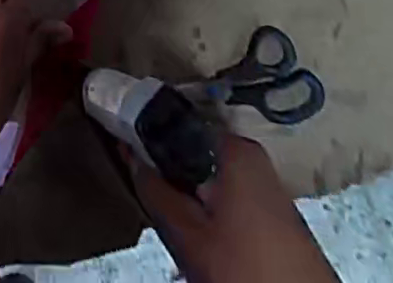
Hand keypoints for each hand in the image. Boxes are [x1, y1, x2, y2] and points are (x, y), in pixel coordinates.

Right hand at [132, 134, 338, 282]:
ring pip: (208, 173)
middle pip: (192, 149)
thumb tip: (129, 152)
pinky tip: (202, 236)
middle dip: (169, 171)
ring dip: (187, 191)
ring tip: (175, 224)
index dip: (146, 135)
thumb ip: (156, 191)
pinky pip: (226, 190)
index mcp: (232, 148)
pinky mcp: (270, 204)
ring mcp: (263, 178)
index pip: (176, 124)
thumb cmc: (244, 269)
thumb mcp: (189, 236)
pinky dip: (207, 204)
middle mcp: (249, 152)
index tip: (122, 147)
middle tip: (151, 199)